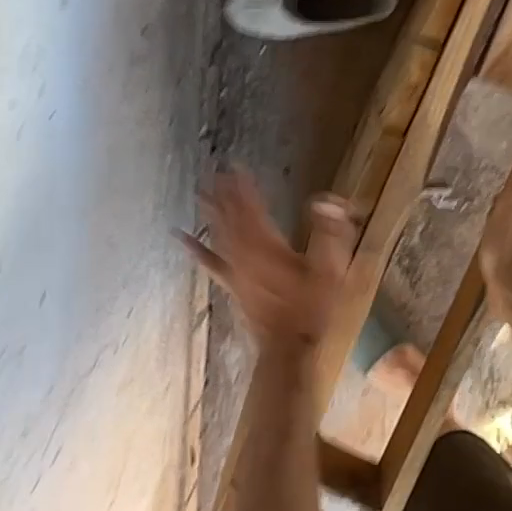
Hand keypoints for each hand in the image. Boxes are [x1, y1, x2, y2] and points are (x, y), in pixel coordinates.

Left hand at [178, 168, 355, 352]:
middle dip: (224, 192)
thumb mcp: (331, 268)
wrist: (288, 345)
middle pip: (232, 216)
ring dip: (211, 210)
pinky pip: (209, 261)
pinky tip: (180, 236)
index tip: (235, 165)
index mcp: (270, 245)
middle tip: (213, 170)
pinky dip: (194, 247)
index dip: (244, 185)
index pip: (254, 207)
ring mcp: (235, 268)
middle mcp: (247, 252)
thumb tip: (328, 200)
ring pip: (219, 233)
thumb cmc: (311, 307)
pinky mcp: (231, 283)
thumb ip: (331, 232)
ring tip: (201, 190)